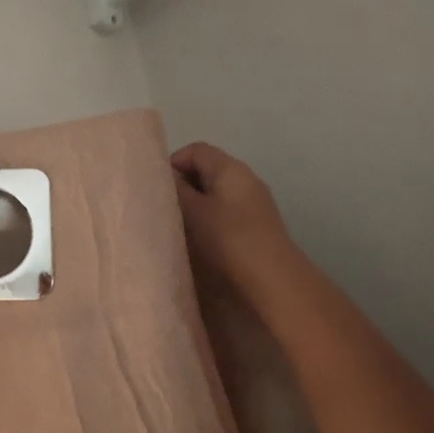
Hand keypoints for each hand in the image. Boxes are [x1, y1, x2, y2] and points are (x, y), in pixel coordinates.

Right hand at [170, 142, 302, 298]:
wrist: (275, 282)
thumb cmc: (230, 240)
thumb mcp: (194, 211)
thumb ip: (175, 189)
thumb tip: (165, 174)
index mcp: (230, 168)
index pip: (195, 150)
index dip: (173, 164)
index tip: (158, 190)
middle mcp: (245, 179)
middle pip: (206, 170)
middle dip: (183, 187)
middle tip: (166, 210)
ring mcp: (254, 203)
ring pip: (215, 194)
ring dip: (195, 207)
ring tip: (180, 228)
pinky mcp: (257, 226)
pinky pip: (225, 212)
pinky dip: (209, 220)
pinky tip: (201, 242)